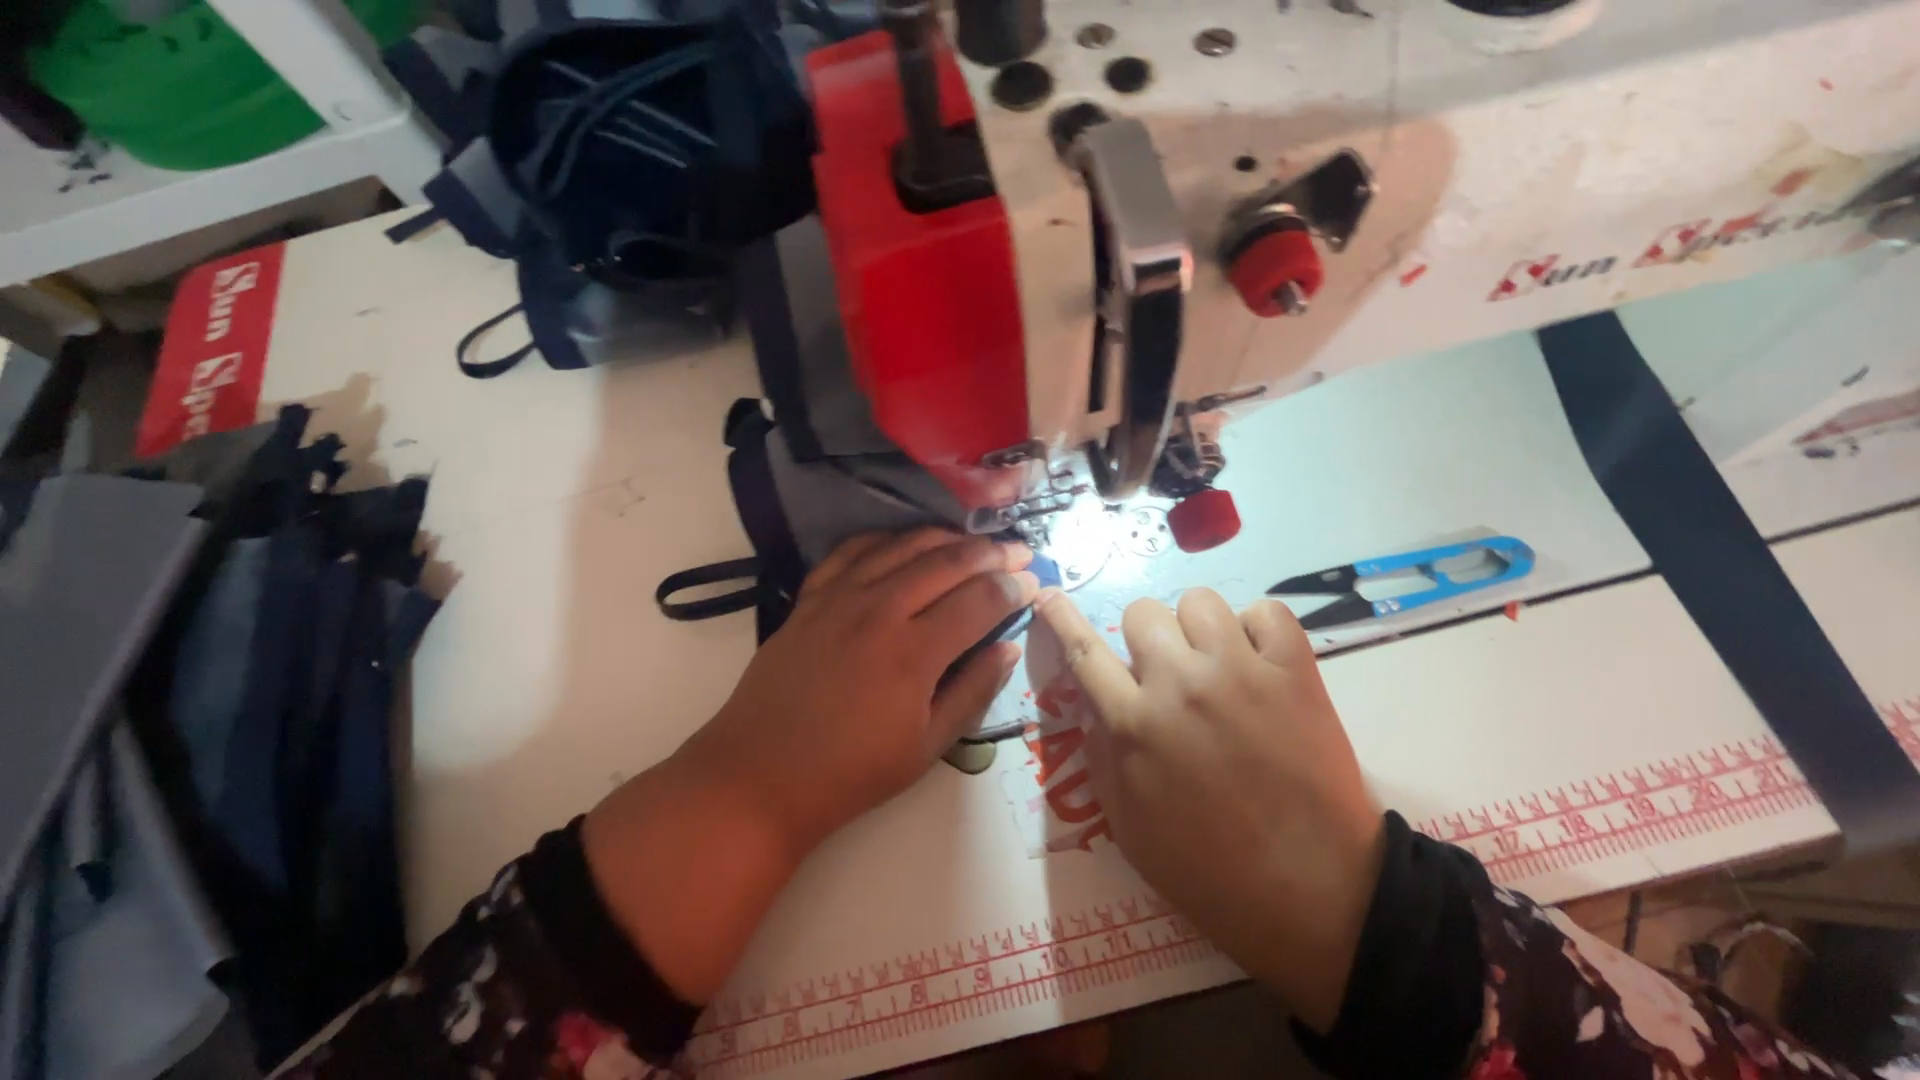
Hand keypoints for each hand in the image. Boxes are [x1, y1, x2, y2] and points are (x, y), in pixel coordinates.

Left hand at [585, 530, 1035, 1000]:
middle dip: (991, 552)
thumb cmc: (850, 773)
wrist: (760, 775)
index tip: (1034, 583)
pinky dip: (887, 539)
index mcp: (913, 653)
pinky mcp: (810, 598)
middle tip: (1018, 552)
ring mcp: (839, 598)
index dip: (1012, 587)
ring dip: (946, 537)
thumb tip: (1008, 647)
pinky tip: (905, 543)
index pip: (978, 600)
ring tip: (974, 541)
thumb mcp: (925, 748)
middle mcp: (879, 610)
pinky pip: (853, 551)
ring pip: (903, 546)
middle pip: (946, 561)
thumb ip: (972, 692)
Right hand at [1033, 588, 1385, 1031]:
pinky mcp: (1296, 671)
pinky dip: (1257, 629)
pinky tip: (1258, 663)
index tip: (1050, 596)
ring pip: (1200, 601)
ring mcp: (1241, 671)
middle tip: (1167, 675)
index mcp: (1133, 724)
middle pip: (1142, 613)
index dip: (1062, 619)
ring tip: (1216, 665)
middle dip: (1146, 641)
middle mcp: (1181, 684)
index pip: (1084, 652)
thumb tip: (1093, 705)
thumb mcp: (1127, 824)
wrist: (1310, 891)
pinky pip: (1266, 610)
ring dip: (1198, 630)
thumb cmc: (1207, 869)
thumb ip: (1101, 757)